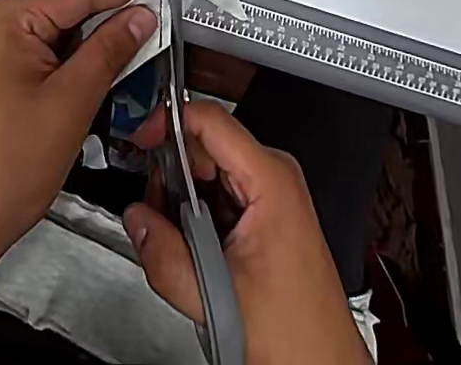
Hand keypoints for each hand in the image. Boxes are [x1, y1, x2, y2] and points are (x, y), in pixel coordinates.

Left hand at [0, 0, 158, 364]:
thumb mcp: (70, 106)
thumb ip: (109, 52)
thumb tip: (137, 19)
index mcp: (1, 22)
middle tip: (152, 3)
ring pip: (55, 15)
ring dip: (94, 22)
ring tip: (134, 32)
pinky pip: (42, 37)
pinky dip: (74, 43)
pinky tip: (100, 54)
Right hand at [125, 100, 369, 364]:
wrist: (323, 364)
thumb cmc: (295, 335)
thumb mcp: (215, 299)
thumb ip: (164, 255)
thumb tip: (137, 217)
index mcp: (270, 179)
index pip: (211, 119)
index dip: (169, 120)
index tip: (141, 137)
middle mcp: (273, 174)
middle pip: (206, 142)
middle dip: (171, 170)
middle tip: (155, 208)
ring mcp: (271, 188)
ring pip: (209, 166)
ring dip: (182, 194)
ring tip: (176, 236)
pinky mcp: (264, 205)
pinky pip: (219, 187)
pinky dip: (197, 207)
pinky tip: (194, 244)